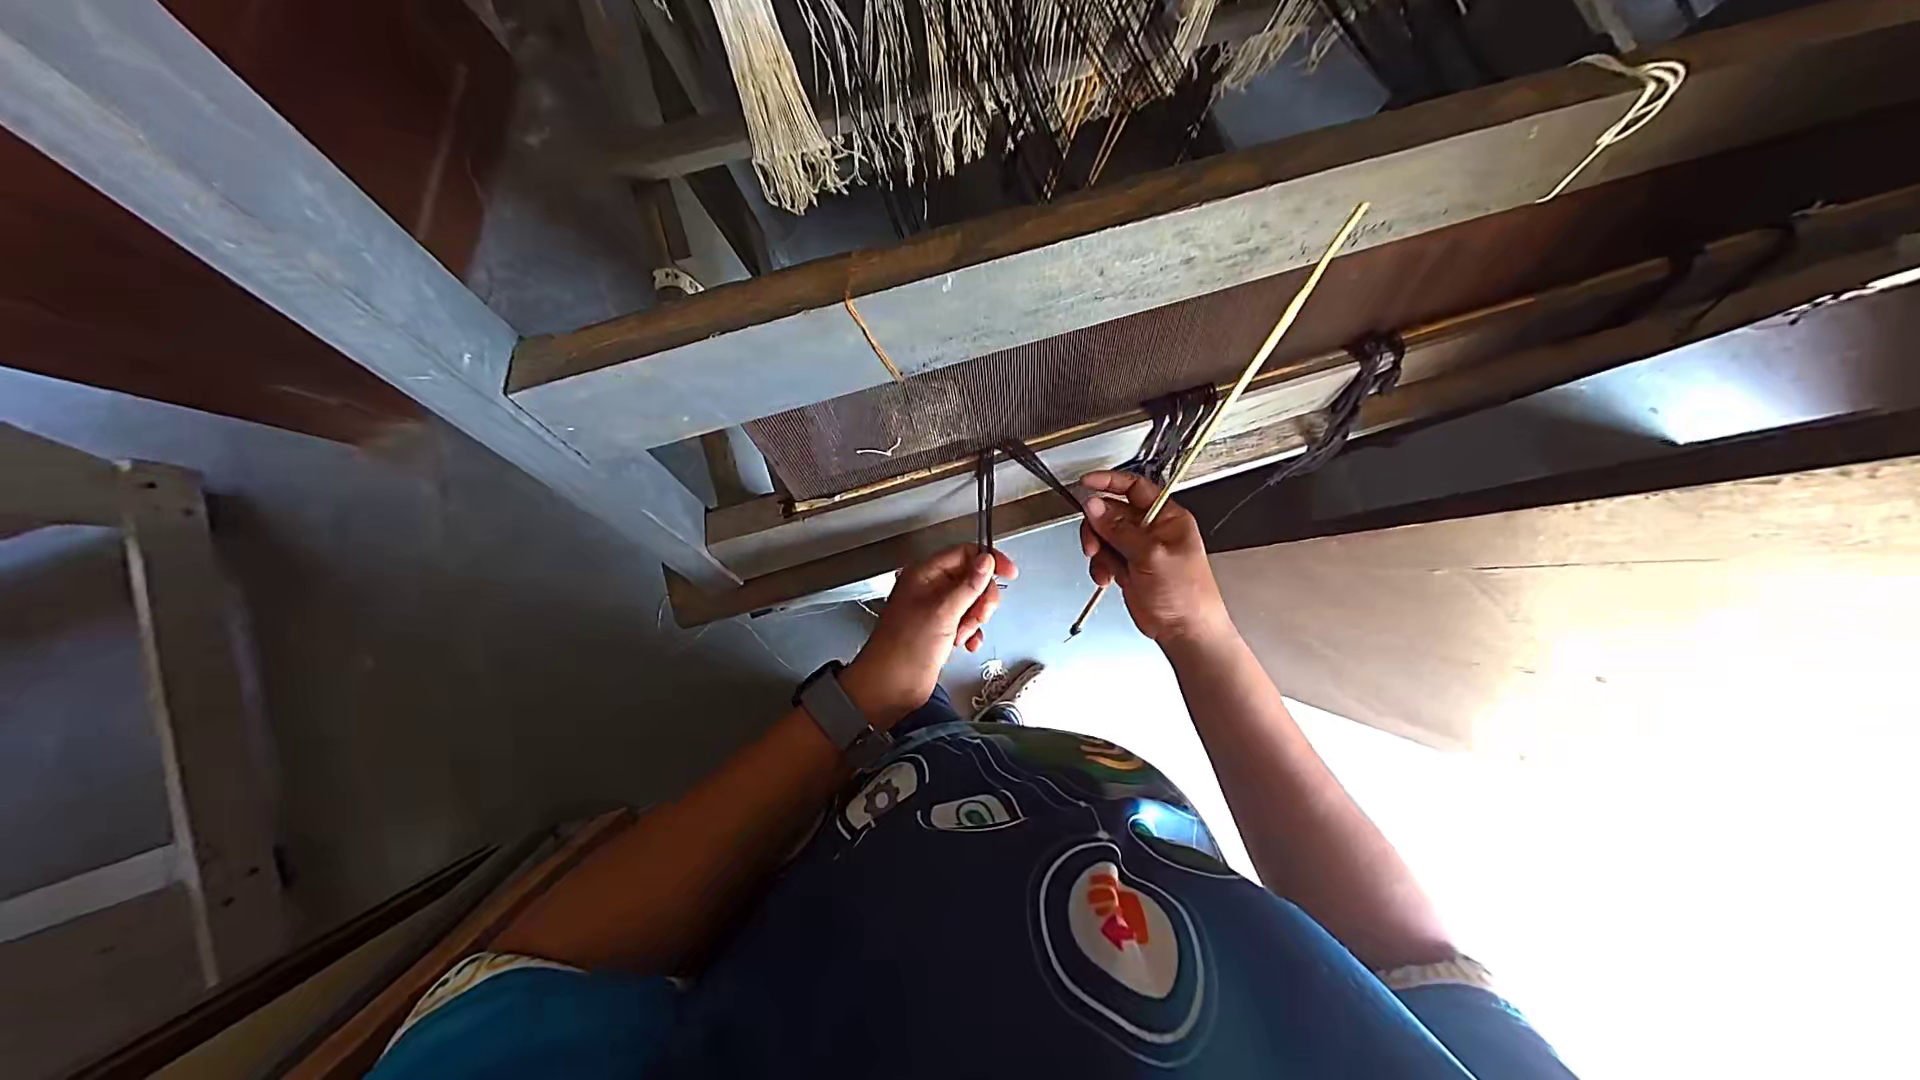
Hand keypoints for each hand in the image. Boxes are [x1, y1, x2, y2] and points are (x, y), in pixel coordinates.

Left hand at [839, 544, 1017, 728]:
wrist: (890, 686)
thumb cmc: (902, 649)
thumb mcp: (944, 611)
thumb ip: (969, 584)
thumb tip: (986, 562)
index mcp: (924, 574)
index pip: (964, 553)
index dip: (988, 560)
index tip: (1007, 572)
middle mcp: (928, 589)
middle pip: (971, 579)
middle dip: (981, 597)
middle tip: (979, 613)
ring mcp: (934, 610)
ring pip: (971, 603)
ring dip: (974, 619)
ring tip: (962, 632)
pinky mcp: (939, 630)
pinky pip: (966, 623)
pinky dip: (971, 632)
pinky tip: (965, 642)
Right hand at [1078, 470, 1233, 646]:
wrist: (1184, 630)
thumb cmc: (1186, 595)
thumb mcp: (1150, 556)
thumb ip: (1119, 529)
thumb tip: (1094, 506)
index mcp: (1167, 518)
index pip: (1134, 488)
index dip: (1109, 482)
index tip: (1087, 483)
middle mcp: (1151, 530)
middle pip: (1112, 512)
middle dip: (1098, 527)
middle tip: (1094, 543)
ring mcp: (1138, 549)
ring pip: (1103, 535)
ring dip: (1099, 551)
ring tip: (1106, 567)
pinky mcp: (1127, 567)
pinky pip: (1103, 556)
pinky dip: (1100, 566)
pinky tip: (1108, 578)